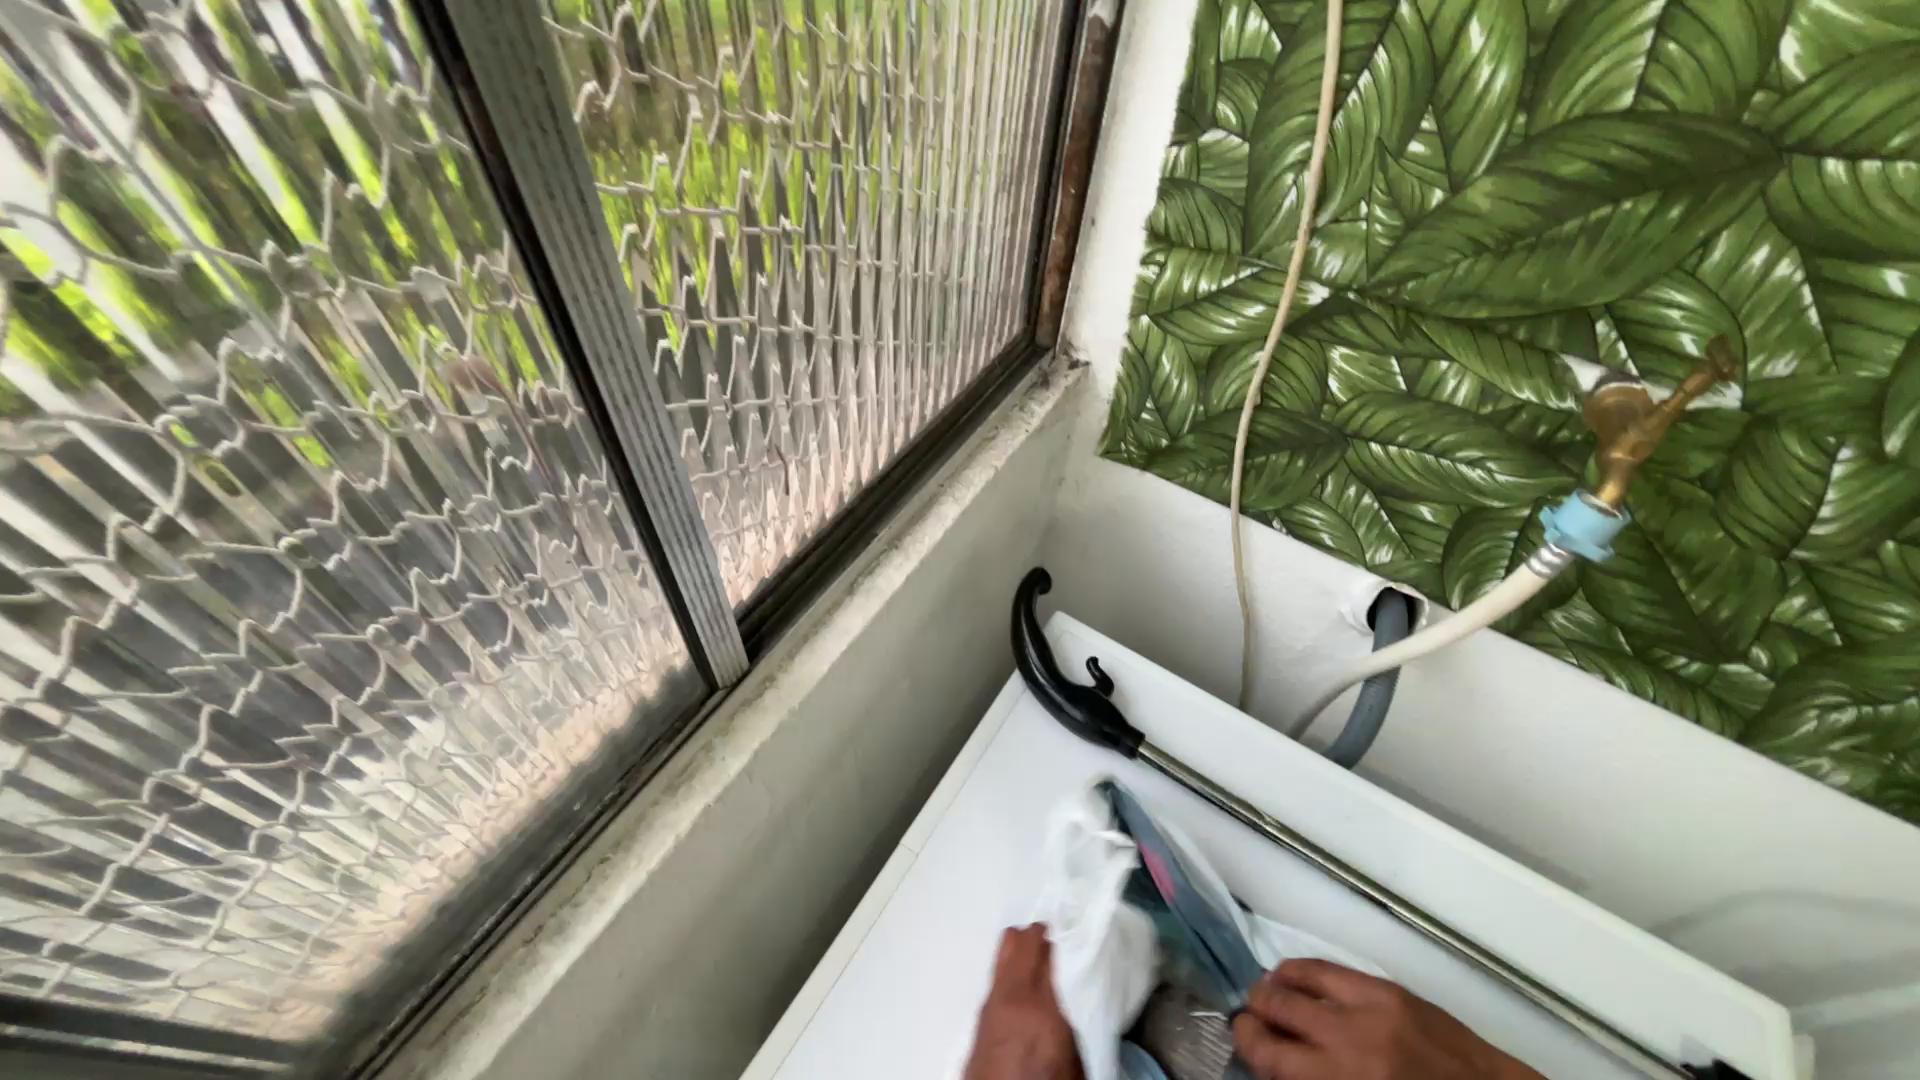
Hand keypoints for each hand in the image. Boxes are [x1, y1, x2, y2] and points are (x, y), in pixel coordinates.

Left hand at [963, 925, 1084, 1079]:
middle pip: (1021, 941)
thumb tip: (1073, 993)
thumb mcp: (1075, 1061)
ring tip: (1038, 952)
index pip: (1049, 950)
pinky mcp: (979, 1015)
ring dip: (1021, 947)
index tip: (1074, 928)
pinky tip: (1022, 979)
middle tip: (1056, 935)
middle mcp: (1012, 996)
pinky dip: (1009, 968)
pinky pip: (996, 975)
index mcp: (1042, 1008)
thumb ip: (1072, 1020)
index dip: (1061, 934)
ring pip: (1003, 951)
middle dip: (1039, 933)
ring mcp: (991, 1003)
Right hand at [1231, 959, 1544, 1079]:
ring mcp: (1371, 1008)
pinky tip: (1300, 981)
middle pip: (1276, 1007)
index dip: (1246, 1042)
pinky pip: (1331, 969)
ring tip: (1269, 993)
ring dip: (1274, 984)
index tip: (1242, 1039)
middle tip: (1250, 1018)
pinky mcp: (1390, 990)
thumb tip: (1276, 1064)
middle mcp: (1350, 1041)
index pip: (1271, 1054)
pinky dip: (1305, 973)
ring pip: (1297, 977)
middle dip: (1254, 1011)